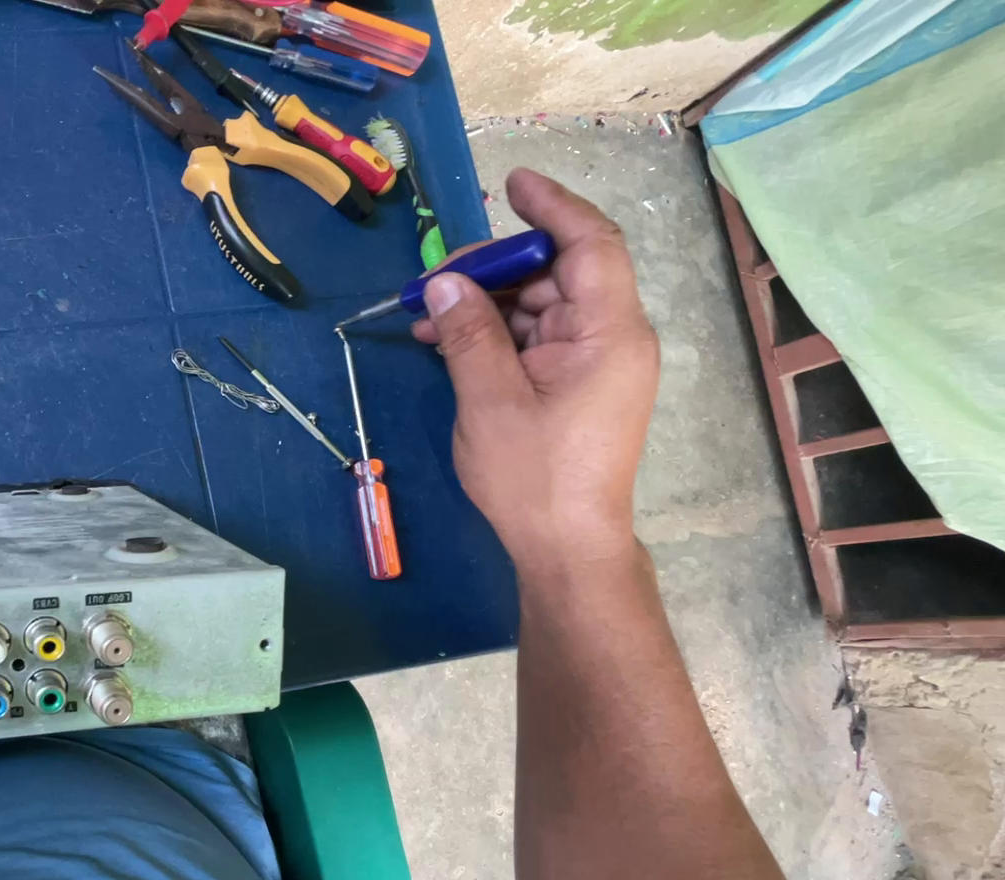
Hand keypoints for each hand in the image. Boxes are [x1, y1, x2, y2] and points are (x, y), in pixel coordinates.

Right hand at [413, 168, 659, 573]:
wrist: (563, 544)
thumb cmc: (533, 475)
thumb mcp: (490, 400)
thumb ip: (468, 334)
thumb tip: (443, 283)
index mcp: (608, 333)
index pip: (588, 246)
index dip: (551, 207)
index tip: (511, 184)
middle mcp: (608, 338)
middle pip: (554, 275)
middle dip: (493, 269)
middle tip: (432, 281)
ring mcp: (589, 364)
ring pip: (536, 309)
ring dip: (482, 306)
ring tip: (423, 315)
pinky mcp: (569, 387)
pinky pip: (529, 342)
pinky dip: (490, 336)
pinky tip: (444, 341)